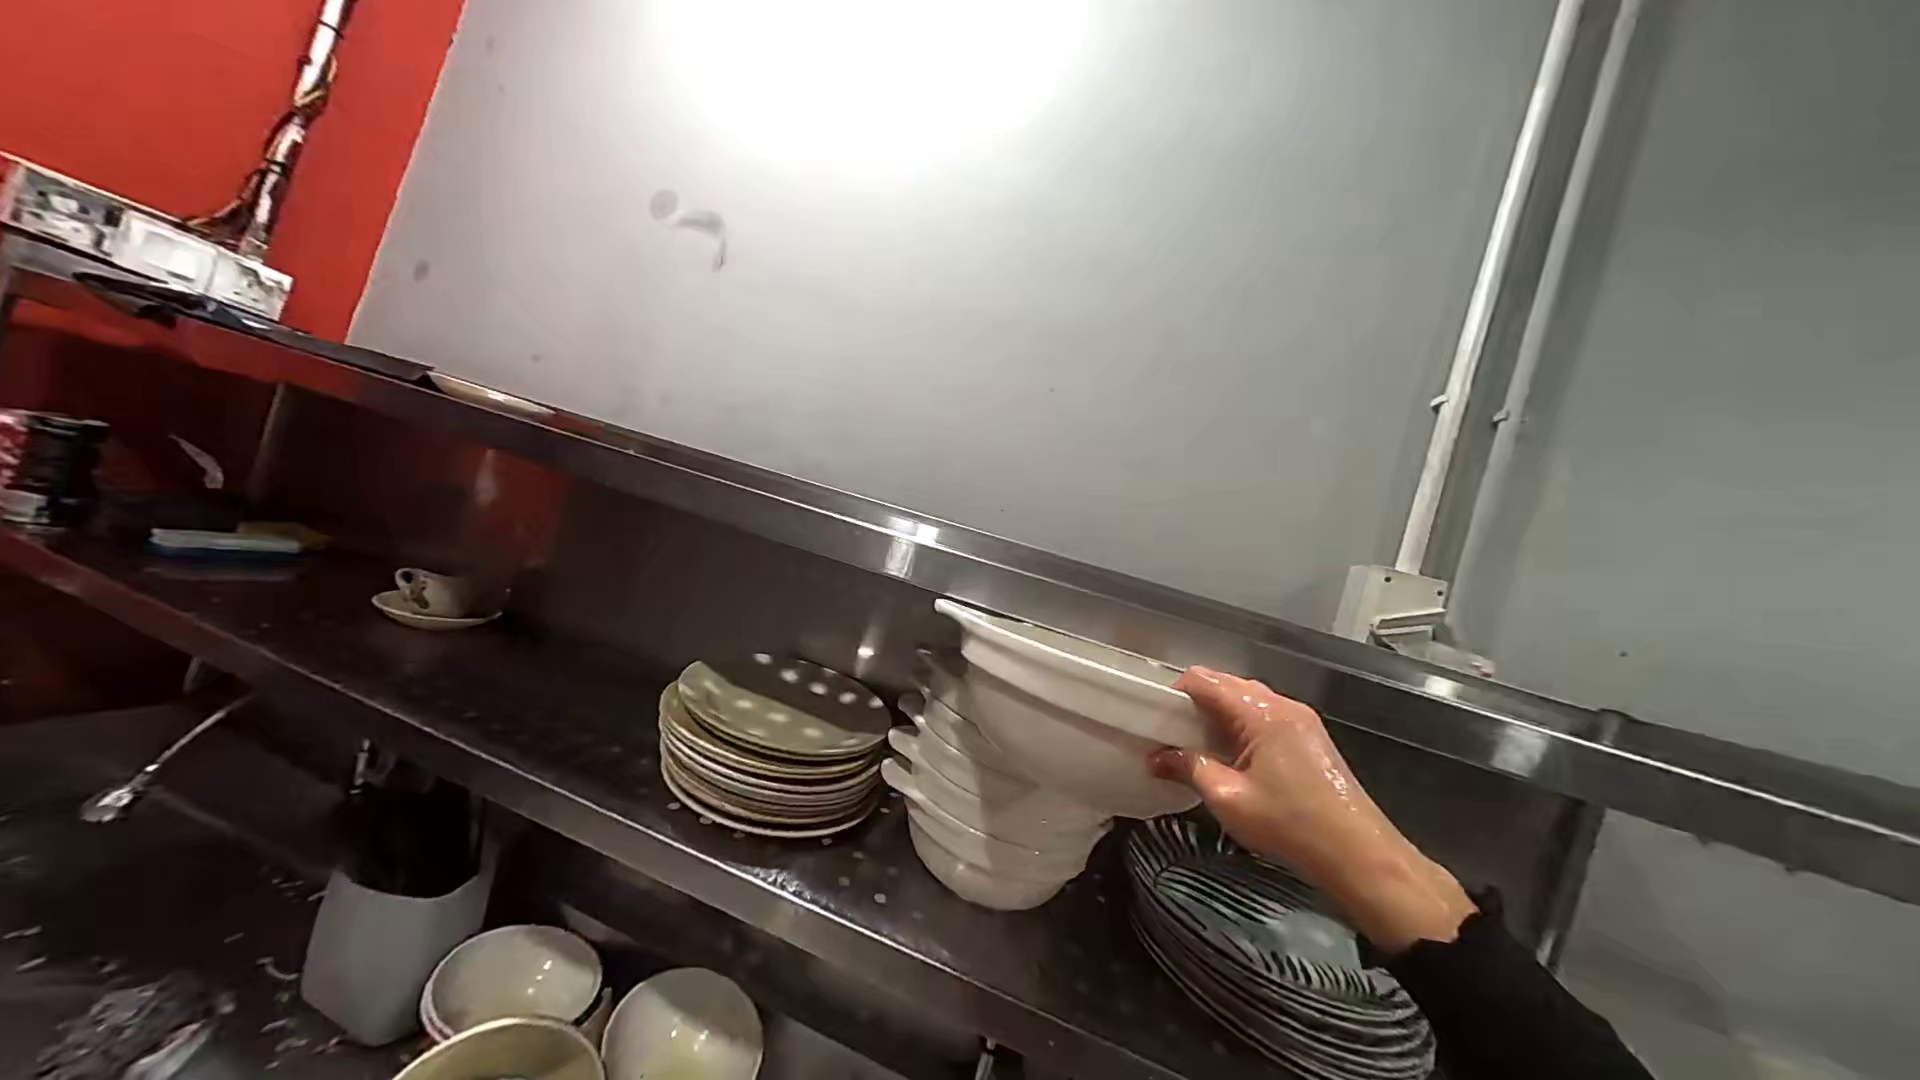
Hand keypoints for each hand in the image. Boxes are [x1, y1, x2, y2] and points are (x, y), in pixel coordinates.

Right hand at [1150, 666, 1475, 953]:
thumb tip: (1156, 758)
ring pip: (1246, 699)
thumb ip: (1188, 768)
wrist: (1360, 856)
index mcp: (1260, 712)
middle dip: (1194, 704)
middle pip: (1226, 685)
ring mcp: (1300, 719)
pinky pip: (1264, 715)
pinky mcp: (1310, 736)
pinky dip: (1240, 725)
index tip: (1154, 716)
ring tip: (1195, 745)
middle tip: (1170, 732)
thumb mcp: (1228, 798)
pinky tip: (1229, 754)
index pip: (1204, 680)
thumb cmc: (1290, 824)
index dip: (1174, 692)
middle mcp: (1282, 705)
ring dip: (1218, 715)